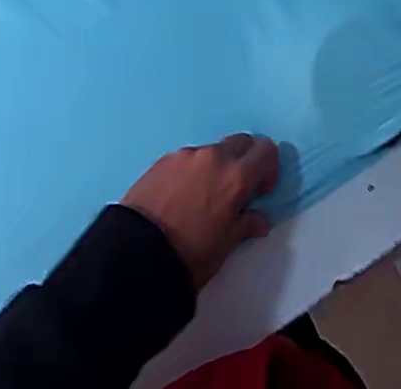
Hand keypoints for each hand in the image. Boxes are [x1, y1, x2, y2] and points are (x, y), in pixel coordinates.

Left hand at [122, 133, 280, 289]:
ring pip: (212, 151)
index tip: (260, 190)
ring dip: (216, 167)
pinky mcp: (162, 160)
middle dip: (245, 161)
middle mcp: (214, 157)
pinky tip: (178, 197)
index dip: (269, 168)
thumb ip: (246, 224)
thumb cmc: (188, 255)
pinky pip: (187, 159)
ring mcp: (186, 156)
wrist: (132, 258)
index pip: (267, 150)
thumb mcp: (225, 245)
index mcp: (236, 176)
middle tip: (236, 189)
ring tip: (201, 196)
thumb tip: (260, 220)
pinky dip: (191, 171)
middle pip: (242, 142)